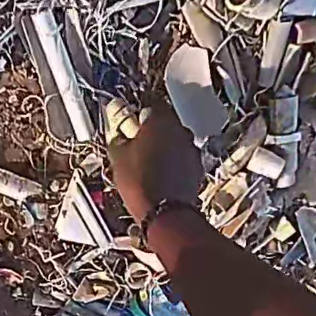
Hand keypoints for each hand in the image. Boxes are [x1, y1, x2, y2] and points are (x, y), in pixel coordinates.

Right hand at [106, 101, 203, 224]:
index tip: (131, 118)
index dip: (139, 111)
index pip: (151, 103)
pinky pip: (183, 157)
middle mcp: (180, 131)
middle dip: (153, 129)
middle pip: (166, 121)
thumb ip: (119, 137)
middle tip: (137, 141)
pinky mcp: (196, 167)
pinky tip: (161, 172)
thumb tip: (118, 133)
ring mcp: (191, 149)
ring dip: (164, 145)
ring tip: (148, 160)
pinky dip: (174, 161)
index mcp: (160, 121)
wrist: (166, 213)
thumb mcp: (118, 157)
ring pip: (176, 140)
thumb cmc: (142, 184)